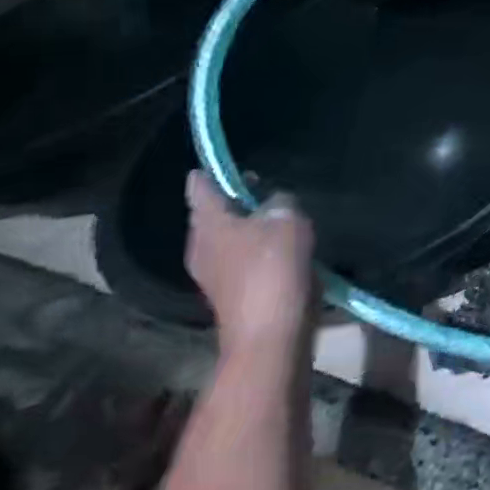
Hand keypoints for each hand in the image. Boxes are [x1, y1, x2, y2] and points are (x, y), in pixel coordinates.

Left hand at [185, 169, 315, 355]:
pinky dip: (255, 243)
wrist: (270, 326)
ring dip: (247, 223)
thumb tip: (273, 202)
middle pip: (213, 215)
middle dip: (233, 199)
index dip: (208, 175)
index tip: (211, 163)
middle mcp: (202, 246)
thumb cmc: (274, 266)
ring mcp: (214, 271)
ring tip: (275, 211)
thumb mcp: (287, 220)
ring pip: (227, 235)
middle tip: (259, 183)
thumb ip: (280, 202)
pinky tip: (279, 241)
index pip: (201, 191)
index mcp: (209, 226)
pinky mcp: (232, 288)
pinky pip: (241, 254)